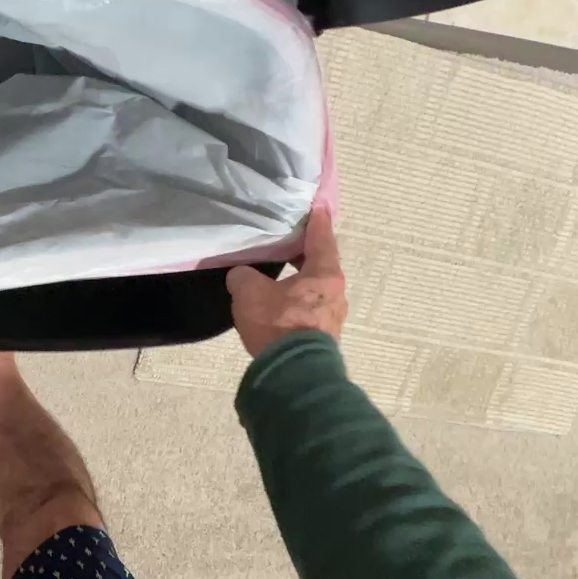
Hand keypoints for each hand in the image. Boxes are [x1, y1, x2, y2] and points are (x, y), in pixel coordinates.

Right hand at [227, 207, 347, 356]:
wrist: (293, 372)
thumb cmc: (277, 322)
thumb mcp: (249, 292)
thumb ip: (243, 276)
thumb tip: (242, 276)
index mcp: (325, 274)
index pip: (321, 239)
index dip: (317, 221)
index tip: (318, 206)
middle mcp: (335, 292)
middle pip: (321, 264)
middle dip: (306, 253)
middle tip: (290, 241)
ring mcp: (332, 316)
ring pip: (316, 288)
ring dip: (301, 280)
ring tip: (281, 275)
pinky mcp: (323, 336)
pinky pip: (310, 308)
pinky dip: (297, 300)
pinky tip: (280, 302)